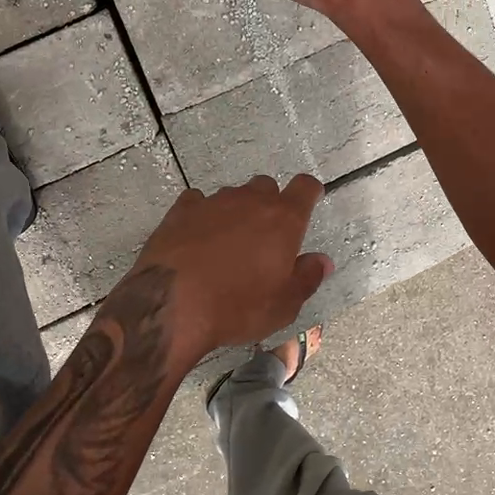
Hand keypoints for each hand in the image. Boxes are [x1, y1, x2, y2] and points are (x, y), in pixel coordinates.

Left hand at [127, 175, 334, 360]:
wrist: (172, 303)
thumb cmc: (237, 307)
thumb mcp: (283, 305)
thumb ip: (306, 278)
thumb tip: (322, 261)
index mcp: (283, 219)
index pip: (304, 187)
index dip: (309, 191)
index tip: (310, 198)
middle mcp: (250, 200)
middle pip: (266, 187)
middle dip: (269, 205)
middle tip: (265, 237)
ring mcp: (213, 201)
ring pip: (233, 195)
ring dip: (236, 212)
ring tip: (228, 244)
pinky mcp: (182, 209)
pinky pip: (198, 202)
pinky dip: (202, 215)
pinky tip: (197, 238)